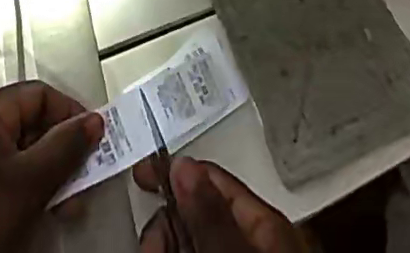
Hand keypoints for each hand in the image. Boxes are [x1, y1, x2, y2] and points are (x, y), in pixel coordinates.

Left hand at [0, 81, 104, 252]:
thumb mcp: (30, 182)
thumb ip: (66, 148)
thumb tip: (94, 121)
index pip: (38, 94)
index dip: (71, 115)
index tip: (98, 142)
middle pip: (30, 121)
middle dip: (62, 151)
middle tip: (86, 181)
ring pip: (22, 148)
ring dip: (50, 172)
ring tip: (67, 205)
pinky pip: (7, 167)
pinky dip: (30, 184)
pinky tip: (45, 209)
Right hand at [132, 156, 306, 252]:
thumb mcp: (234, 252)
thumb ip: (210, 213)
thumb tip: (183, 165)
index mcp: (268, 223)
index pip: (212, 177)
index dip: (172, 171)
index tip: (141, 175)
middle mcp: (259, 237)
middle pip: (199, 208)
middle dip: (166, 220)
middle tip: (149, 242)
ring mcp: (247, 249)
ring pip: (195, 235)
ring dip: (166, 239)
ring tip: (153, 252)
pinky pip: (197, 249)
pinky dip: (176, 250)